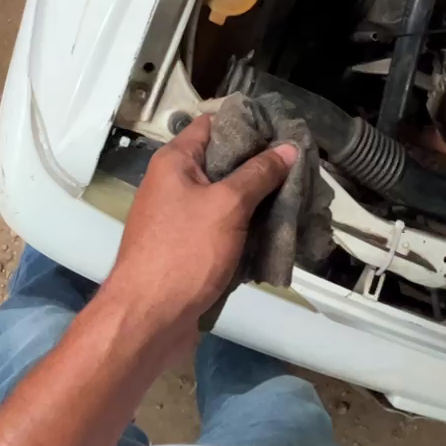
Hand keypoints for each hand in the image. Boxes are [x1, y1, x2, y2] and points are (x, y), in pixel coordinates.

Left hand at [101, 116, 295, 346]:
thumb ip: (259, 174)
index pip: (213, 124)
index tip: (283, 130)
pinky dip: (247, 228)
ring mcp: (180, 218)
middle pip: (223, 162)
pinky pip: (223, 227)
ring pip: (227, 197)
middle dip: (260, 165)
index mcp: (175, 162)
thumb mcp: (227, 206)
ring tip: (296, 197)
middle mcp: (174, 183)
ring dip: (258, 200)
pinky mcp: (189, 248)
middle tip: (298, 166)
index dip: (248, 124)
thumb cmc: (183, 253)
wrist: (146, 322)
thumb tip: (287, 148)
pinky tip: (277, 232)